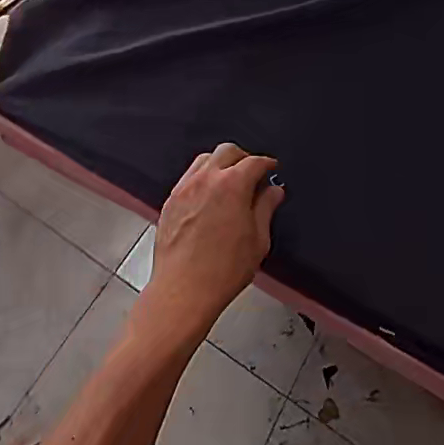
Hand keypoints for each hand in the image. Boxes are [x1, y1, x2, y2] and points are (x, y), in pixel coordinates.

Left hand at [135, 144, 284, 339]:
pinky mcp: (170, 203)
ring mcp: (184, 190)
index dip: (267, 163)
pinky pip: (188, 178)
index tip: (271, 168)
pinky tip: (210, 197)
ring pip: (204, 160)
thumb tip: (273, 192)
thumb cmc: (220, 271)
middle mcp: (206, 181)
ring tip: (231, 182)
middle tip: (253, 172)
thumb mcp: (258, 239)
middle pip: (227, 151)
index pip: (255, 161)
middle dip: (244, 157)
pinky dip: (202, 178)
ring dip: (221, 164)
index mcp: (232, 185)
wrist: (183, 293)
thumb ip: (266, 208)